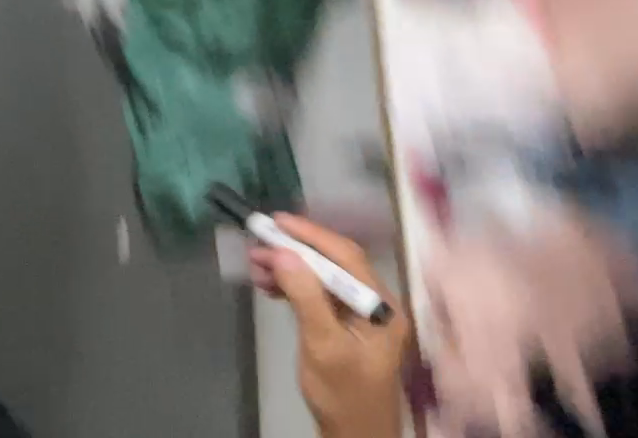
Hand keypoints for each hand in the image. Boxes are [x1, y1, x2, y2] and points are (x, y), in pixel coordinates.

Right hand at [250, 216, 408, 437]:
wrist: (354, 437)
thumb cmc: (343, 395)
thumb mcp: (323, 346)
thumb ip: (306, 297)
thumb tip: (284, 253)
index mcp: (381, 307)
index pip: (346, 256)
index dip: (310, 235)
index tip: (275, 222)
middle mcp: (374, 303)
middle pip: (331, 262)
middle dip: (293, 250)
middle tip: (256, 244)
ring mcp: (359, 313)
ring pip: (320, 274)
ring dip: (288, 267)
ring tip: (255, 266)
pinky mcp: (342, 323)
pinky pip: (315, 291)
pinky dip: (291, 284)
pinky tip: (268, 285)